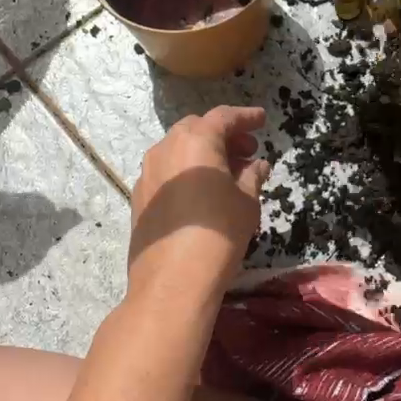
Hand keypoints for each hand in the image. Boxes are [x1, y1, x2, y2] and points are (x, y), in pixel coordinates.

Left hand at [128, 106, 270, 295]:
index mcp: (196, 140)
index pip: (224, 117)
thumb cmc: (218, 233)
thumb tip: (256, 165)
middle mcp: (166, 148)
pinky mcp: (138, 198)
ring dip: (202, 153)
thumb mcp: (247, 201)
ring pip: (178, 149)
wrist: (171, 283)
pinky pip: (166, 171)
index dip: (246, 117)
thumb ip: (252, 176)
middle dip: (223, 135)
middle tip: (246, 150)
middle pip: (197, 128)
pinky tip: (201, 193)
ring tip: (226, 173)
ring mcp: (147, 173)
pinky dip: (186, 172)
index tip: (261, 120)